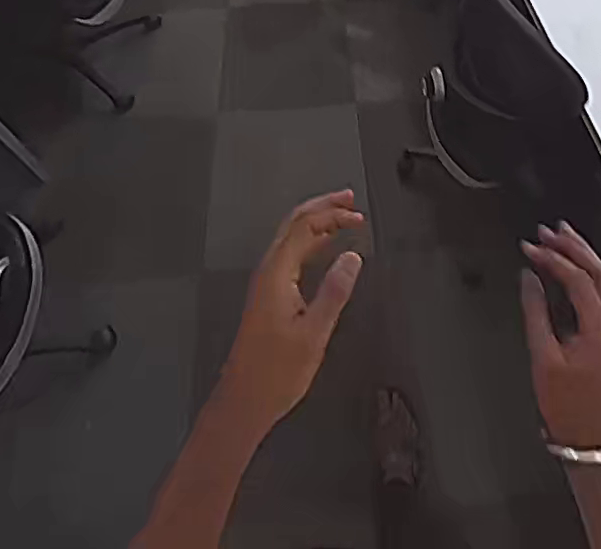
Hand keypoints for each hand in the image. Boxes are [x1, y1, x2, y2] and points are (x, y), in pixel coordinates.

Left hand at [216, 189, 365, 434]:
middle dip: (322, 206)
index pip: (304, 227)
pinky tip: (325, 245)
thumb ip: (334, 292)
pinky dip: (312, 239)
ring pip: (292, 236)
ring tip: (342, 214)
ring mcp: (267, 282)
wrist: (243, 402)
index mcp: (276, 274)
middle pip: (294, 223)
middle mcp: (268, 272)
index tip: (357, 215)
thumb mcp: (314, 333)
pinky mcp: (269, 294)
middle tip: (348, 198)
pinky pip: (292, 252)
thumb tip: (353, 258)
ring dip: (318, 220)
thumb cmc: (275, 372)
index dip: (332, 215)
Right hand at [520, 222, 600, 447]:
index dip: (554, 258)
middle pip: (600, 273)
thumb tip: (529, 279)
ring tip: (564, 238)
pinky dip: (588, 276)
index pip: (578, 279)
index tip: (532, 247)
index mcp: (600, 331)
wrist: (590, 444)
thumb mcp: (543, 359)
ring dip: (585, 257)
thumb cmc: (569, 410)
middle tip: (551, 230)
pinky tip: (573, 271)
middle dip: (575, 247)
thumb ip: (535, 312)